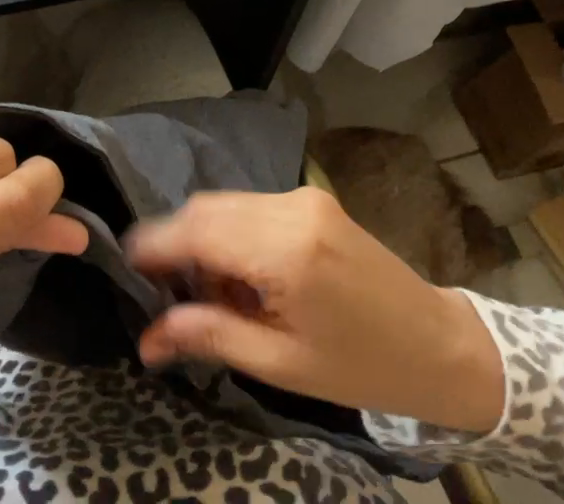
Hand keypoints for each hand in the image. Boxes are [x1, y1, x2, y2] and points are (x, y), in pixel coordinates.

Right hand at [126, 188, 504, 431]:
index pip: (196, 230)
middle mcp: (292, 209)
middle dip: (176, 245)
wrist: (438, 345)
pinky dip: (232, 235)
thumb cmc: (361, 366)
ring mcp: (305, 198)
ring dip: (204, 240)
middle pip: (206, 209)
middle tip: (168, 295)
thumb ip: (210, 336)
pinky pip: (251, 208)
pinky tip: (242, 278)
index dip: (153, 245)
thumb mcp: (280, 363)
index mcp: (286, 250)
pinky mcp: (314, 201)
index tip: (124, 267)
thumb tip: (147, 338)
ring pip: (226, 205)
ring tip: (211, 295)